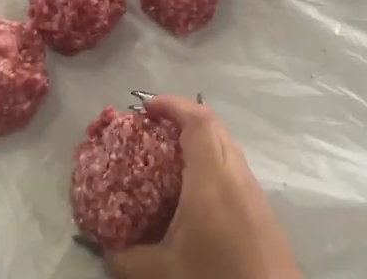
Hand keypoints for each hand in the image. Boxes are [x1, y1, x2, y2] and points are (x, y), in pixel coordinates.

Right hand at [108, 95, 300, 278]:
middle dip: (183, 116)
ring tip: (170, 153)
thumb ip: (128, 259)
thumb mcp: (165, 273)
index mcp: (211, 178)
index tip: (146, 106)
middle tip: (153, 127)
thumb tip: (106, 250)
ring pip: (225, 143)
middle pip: (213, 124)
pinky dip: (211, 158)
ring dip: (199, 136)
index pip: (197, 120)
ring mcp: (252, 186)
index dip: (173, 104)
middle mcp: (235, 172)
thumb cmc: (217, 278)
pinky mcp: (260, 204)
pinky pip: (233, 164)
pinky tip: (195, 187)